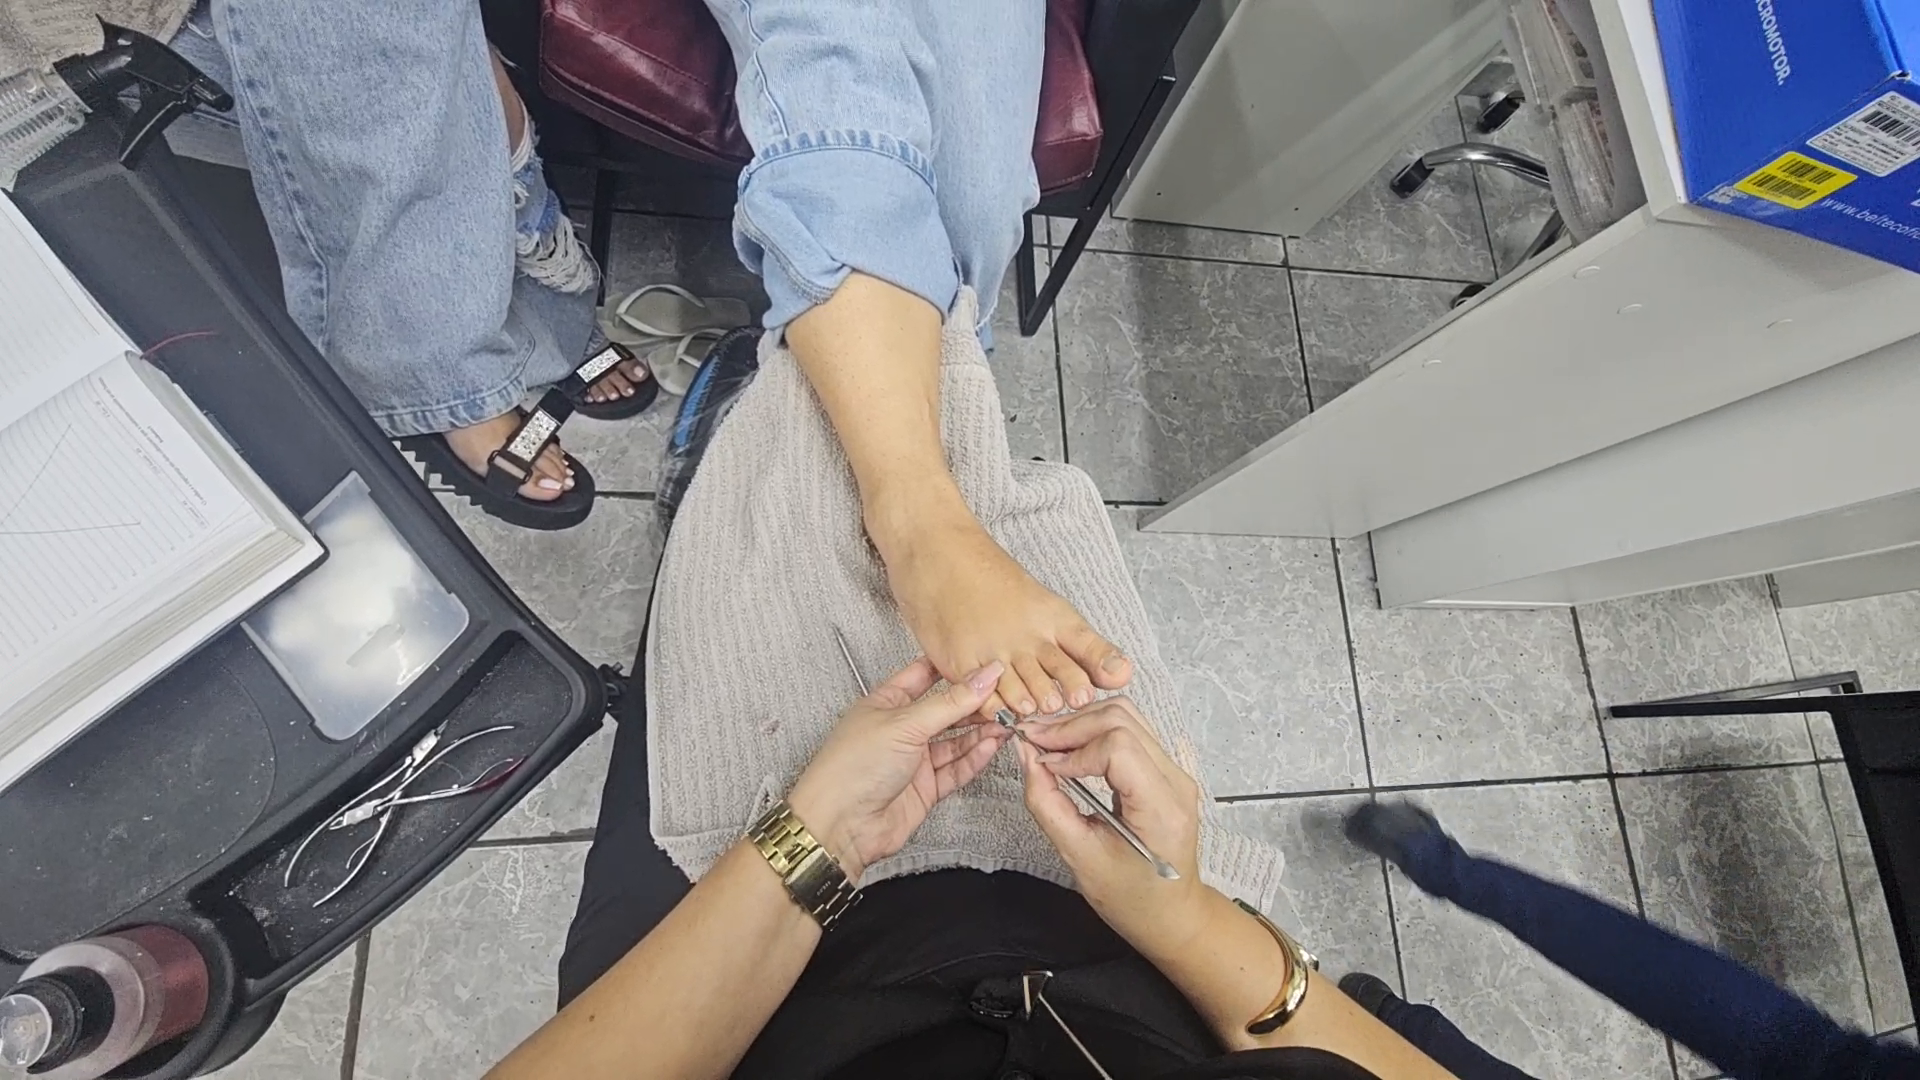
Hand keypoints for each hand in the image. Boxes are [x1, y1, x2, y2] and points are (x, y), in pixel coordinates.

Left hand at [787, 658, 1008, 880]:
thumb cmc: (852, 768)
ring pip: (955, 740)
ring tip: (1007, 720)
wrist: (839, 826)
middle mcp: (901, 728)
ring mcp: (913, 759)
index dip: (953, 667)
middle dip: (975, 702)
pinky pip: (956, 768)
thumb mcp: (905, 724)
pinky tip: (992, 746)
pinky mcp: (925, 788)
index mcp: (887, 702)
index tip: (983, 660)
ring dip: (980, 731)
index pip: (924, 674)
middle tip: (1005, 694)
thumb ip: (950, 703)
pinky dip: (975, 758)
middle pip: (946, 709)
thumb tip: (982, 677)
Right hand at [1016, 698, 1207, 949]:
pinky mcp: (1165, 767)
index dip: (1073, 749)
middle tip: (1034, 741)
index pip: (1117, 747)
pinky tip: (1070, 746)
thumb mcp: (1079, 856)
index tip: (1044, 765)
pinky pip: (1130, 728)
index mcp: (1162, 808)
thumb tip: (1025, 756)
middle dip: (1071, 726)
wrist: (1172, 915)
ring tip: (1048, 742)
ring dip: (1081, 722)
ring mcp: (1174, 770)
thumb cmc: (1132, 898)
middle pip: (1120, 719)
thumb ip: (1048, 803)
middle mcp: (1176, 780)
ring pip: (1125, 715)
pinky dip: (1094, 729)